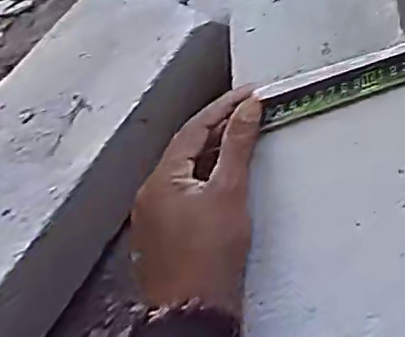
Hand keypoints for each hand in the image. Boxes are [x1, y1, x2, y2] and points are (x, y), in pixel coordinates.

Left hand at [131, 86, 262, 315]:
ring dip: (219, 146)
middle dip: (222, 123)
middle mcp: (152, 195)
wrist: (196, 313)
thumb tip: (248, 107)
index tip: (250, 92)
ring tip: (248, 132)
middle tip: (252, 107)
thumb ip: (239, 143)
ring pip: (191, 165)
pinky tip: (233, 169)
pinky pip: (191, 185)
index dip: (224, 105)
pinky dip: (213, 169)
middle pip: (190, 145)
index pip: (194, 128)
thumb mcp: (230, 189)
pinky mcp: (169, 230)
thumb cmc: (209, 256)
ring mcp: (158, 214)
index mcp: (160, 181)